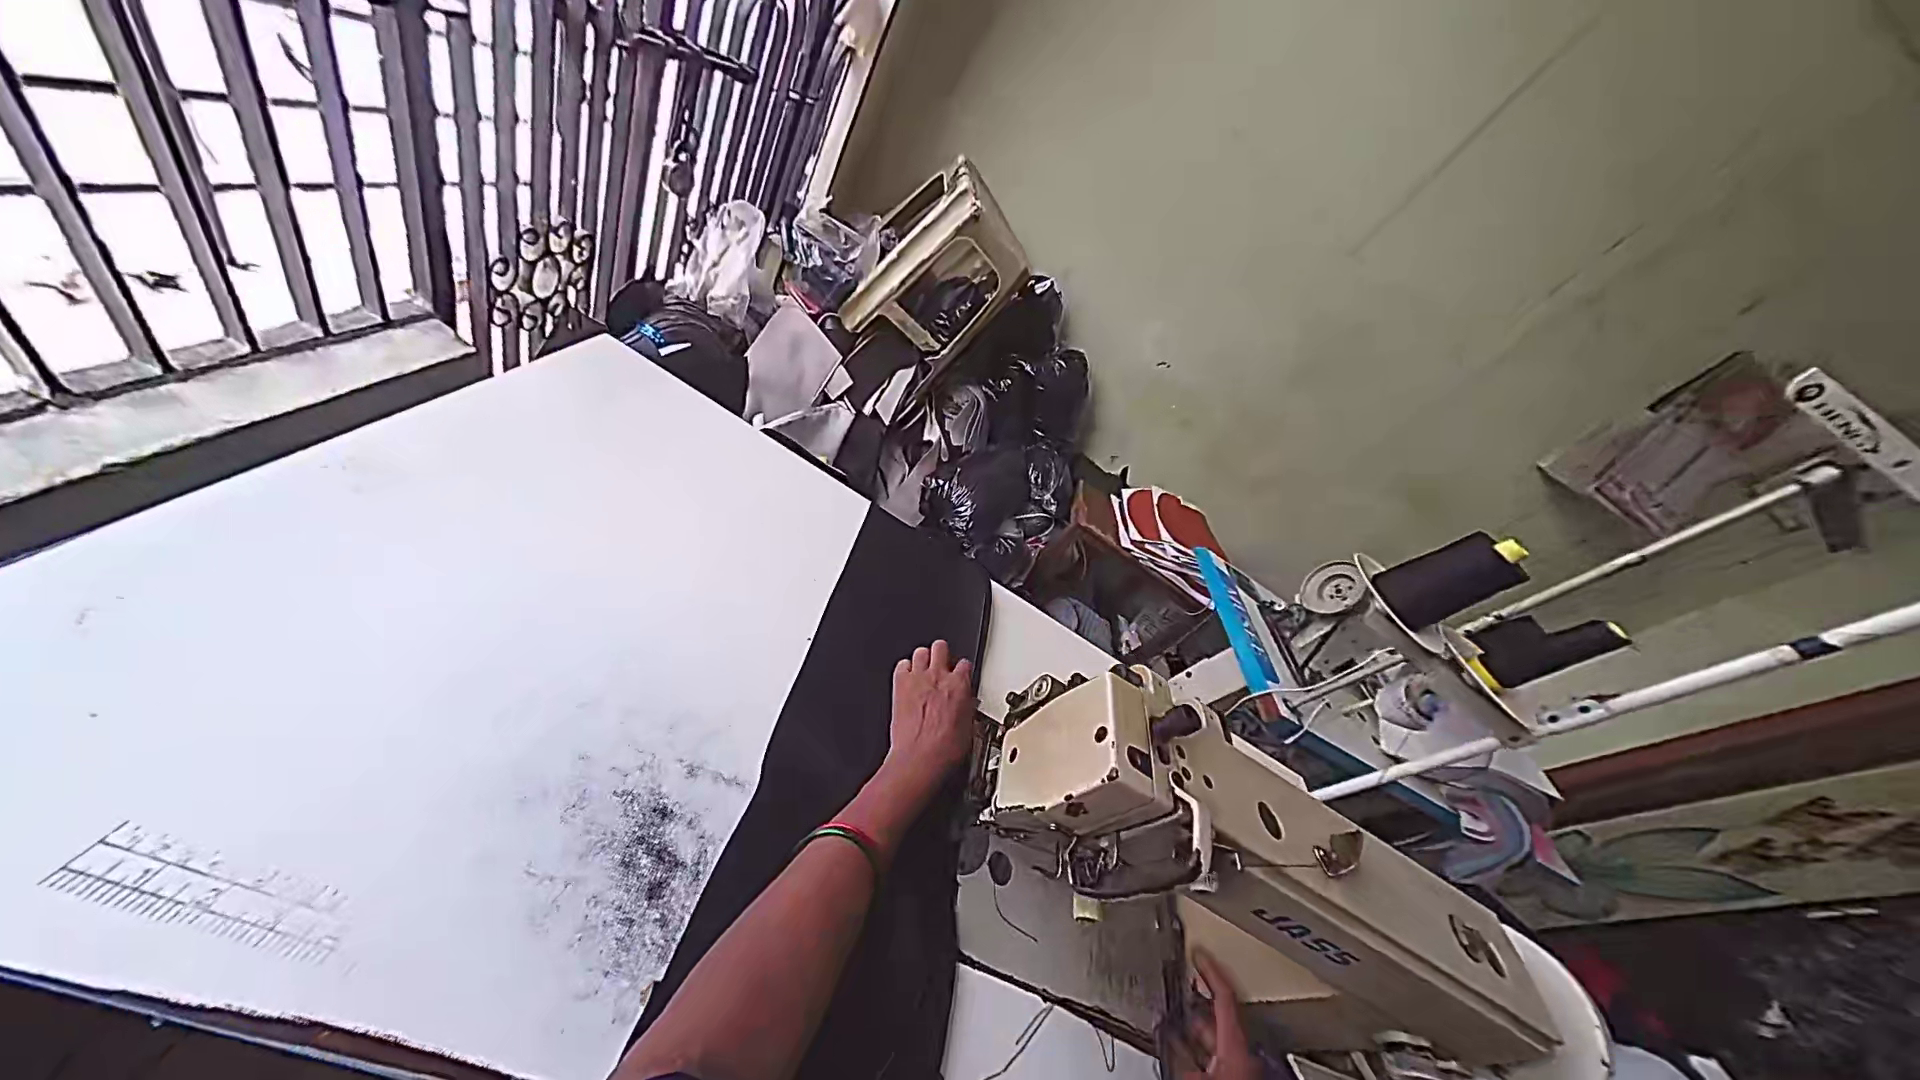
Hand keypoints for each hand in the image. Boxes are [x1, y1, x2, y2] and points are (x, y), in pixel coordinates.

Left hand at [883, 640, 975, 789]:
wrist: (919, 759)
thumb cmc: (943, 750)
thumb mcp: (968, 728)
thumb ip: (967, 708)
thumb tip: (967, 706)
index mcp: (960, 686)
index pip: (964, 664)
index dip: (961, 670)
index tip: (959, 675)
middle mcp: (939, 677)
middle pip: (940, 647)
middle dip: (941, 654)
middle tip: (941, 665)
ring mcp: (918, 679)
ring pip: (920, 652)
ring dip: (923, 660)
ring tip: (923, 670)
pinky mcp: (900, 686)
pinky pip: (901, 665)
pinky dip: (904, 669)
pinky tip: (907, 677)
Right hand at [1170, 949, 1256, 1079]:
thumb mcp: (1193, 1077)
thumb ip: (1177, 1051)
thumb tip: (1163, 1031)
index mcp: (1236, 1044)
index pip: (1224, 995)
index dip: (1210, 970)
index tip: (1198, 952)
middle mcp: (1242, 1054)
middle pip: (1215, 1018)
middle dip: (1192, 1003)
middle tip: (1173, 986)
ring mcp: (1239, 1069)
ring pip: (1212, 1040)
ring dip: (1190, 1028)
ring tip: (1167, 1018)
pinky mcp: (1233, 1077)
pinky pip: (1211, 1058)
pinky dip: (1193, 1050)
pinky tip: (1177, 1049)